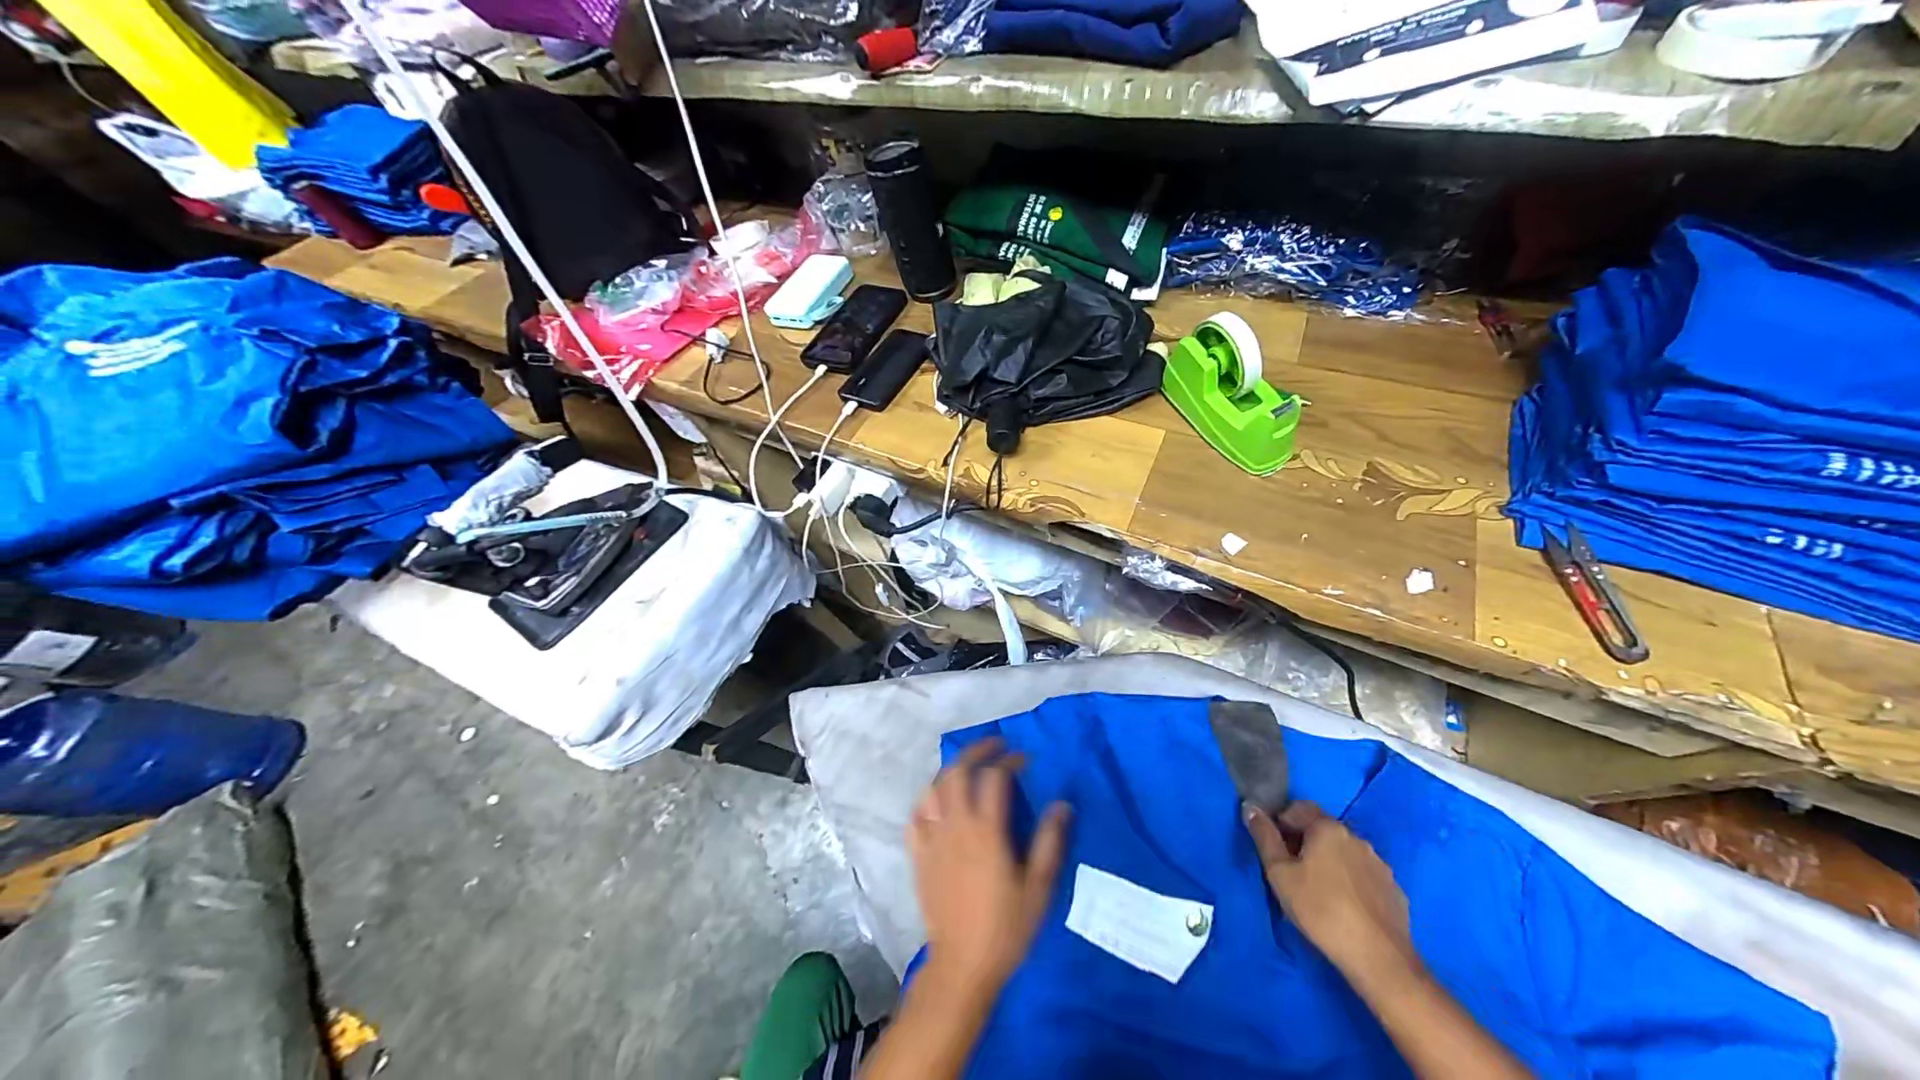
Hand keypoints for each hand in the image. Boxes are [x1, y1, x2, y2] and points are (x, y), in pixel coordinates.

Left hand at [908, 738, 1071, 992]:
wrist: (962, 965)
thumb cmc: (1006, 928)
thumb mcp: (1038, 888)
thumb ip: (1049, 842)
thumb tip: (1062, 805)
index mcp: (986, 832)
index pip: (994, 777)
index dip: (1009, 760)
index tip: (1024, 759)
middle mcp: (955, 827)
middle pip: (957, 771)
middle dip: (975, 751)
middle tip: (995, 748)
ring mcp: (932, 840)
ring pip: (933, 789)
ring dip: (950, 772)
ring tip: (967, 770)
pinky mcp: (917, 856)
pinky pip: (915, 816)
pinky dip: (926, 801)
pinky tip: (937, 803)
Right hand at [1243, 801, 1419, 989]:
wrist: (1378, 957)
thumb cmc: (1319, 909)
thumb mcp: (1279, 873)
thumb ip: (1264, 837)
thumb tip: (1250, 807)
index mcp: (1328, 828)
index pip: (1299, 808)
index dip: (1281, 823)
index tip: (1274, 849)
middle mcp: (1357, 838)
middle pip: (1323, 830)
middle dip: (1304, 842)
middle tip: (1291, 872)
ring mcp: (1379, 865)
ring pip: (1345, 853)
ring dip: (1329, 861)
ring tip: (1318, 891)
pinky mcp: (1394, 890)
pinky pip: (1363, 875)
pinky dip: (1350, 881)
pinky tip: (1345, 906)